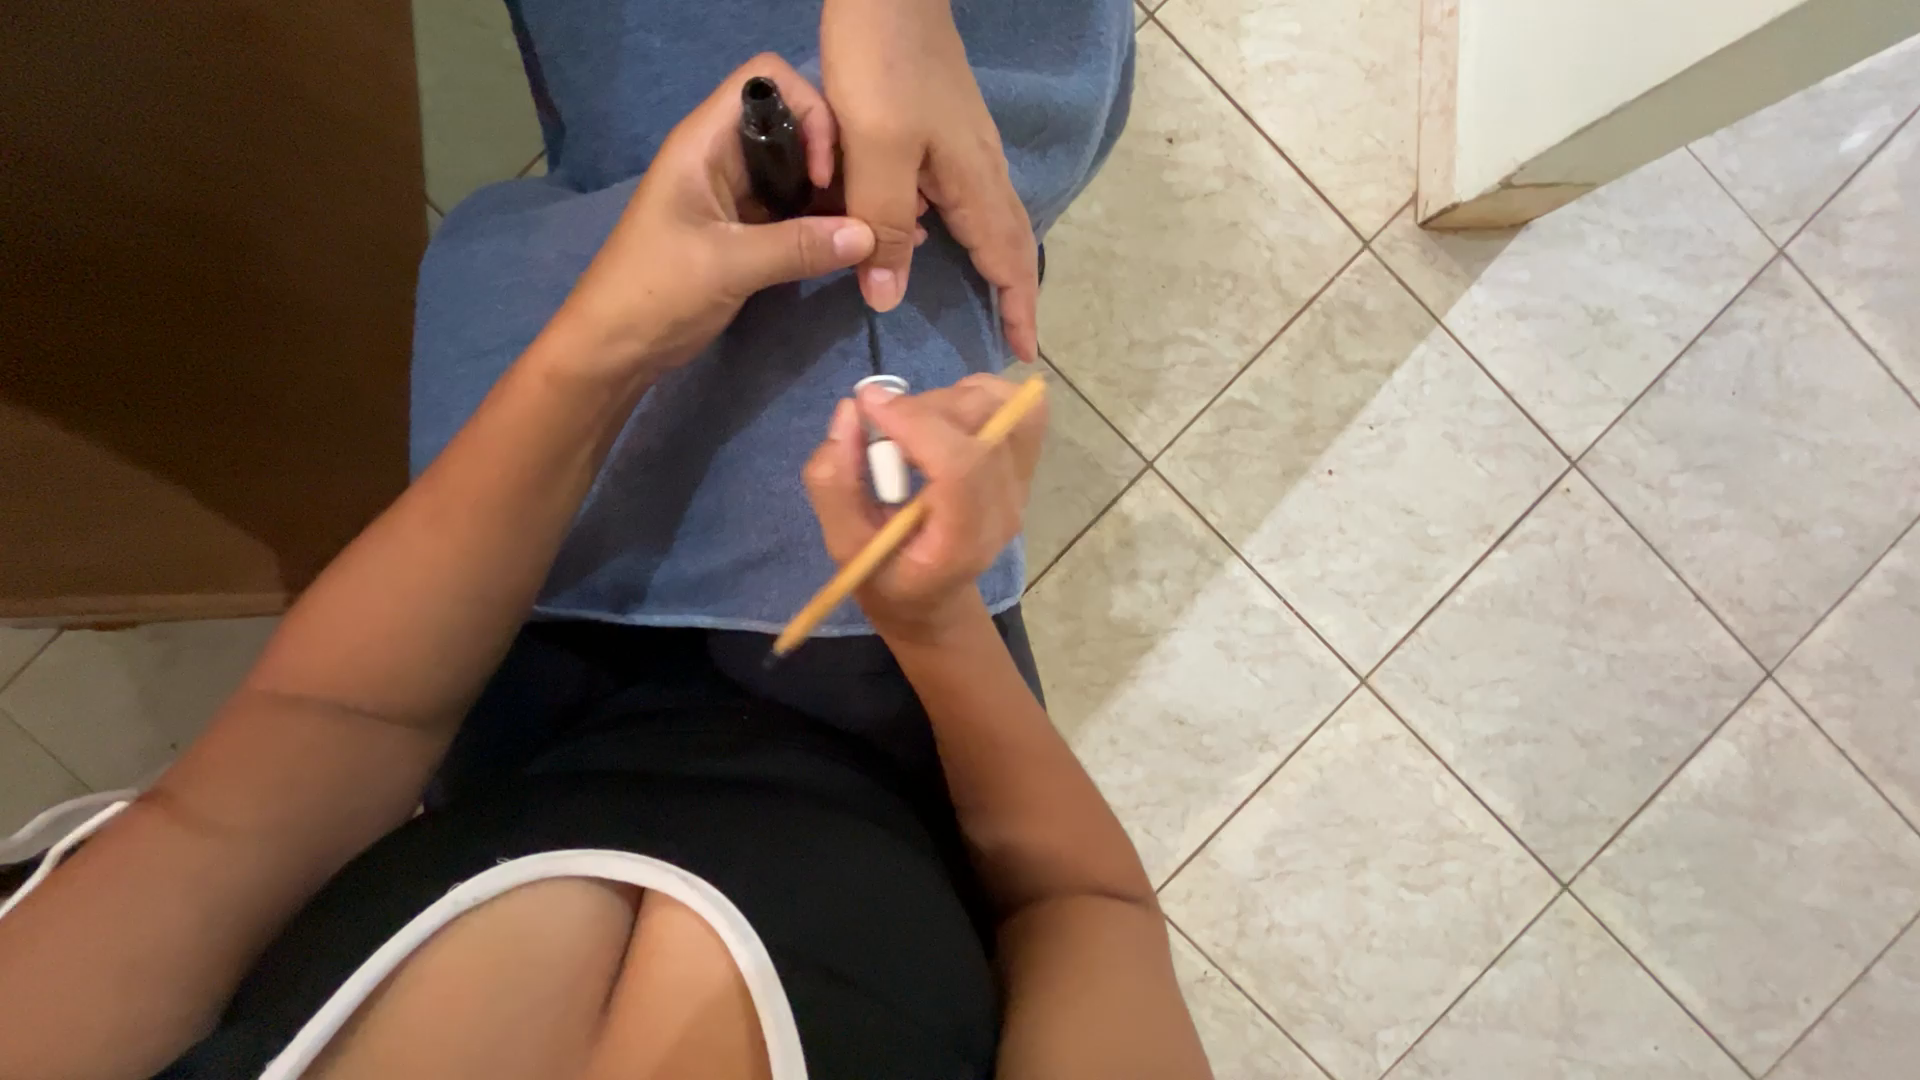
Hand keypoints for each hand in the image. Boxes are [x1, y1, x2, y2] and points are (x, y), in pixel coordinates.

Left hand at [556, 54, 874, 380]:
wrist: (619, 346)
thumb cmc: (655, 292)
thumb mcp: (728, 265)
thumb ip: (798, 247)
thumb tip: (869, 236)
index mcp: (707, 143)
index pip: (767, 82)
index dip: (809, 113)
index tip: (826, 173)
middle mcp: (727, 159)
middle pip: (795, 130)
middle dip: (838, 159)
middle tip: (877, 204)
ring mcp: (740, 199)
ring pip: (801, 179)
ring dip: (840, 200)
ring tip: (884, 231)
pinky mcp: (750, 235)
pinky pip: (798, 219)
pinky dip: (829, 230)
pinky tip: (861, 249)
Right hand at [802, 375, 1047, 639]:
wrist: (933, 597)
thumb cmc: (887, 577)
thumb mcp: (845, 546)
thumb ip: (835, 485)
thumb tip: (849, 413)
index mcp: (961, 539)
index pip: (961, 466)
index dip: (915, 423)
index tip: (867, 405)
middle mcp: (1003, 507)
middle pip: (982, 426)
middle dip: (923, 409)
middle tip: (884, 427)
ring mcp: (1020, 484)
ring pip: (1002, 406)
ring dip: (947, 400)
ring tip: (912, 429)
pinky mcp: (1023, 464)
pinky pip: (1018, 406)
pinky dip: (976, 396)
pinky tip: (943, 420)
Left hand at [821, 0, 1039, 363]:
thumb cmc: (883, 66)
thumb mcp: (876, 151)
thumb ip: (881, 225)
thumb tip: (888, 302)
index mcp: (974, 184)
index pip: (1008, 261)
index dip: (1017, 309)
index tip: (1024, 353)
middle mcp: (982, 172)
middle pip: (1011, 245)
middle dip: (1015, 294)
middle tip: (1012, 336)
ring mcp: (967, 152)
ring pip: (990, 225)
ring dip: (994, 268)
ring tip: (987, 304)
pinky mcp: (946, 136)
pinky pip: (965, 204)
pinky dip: (964, 236)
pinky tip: (930, 241)